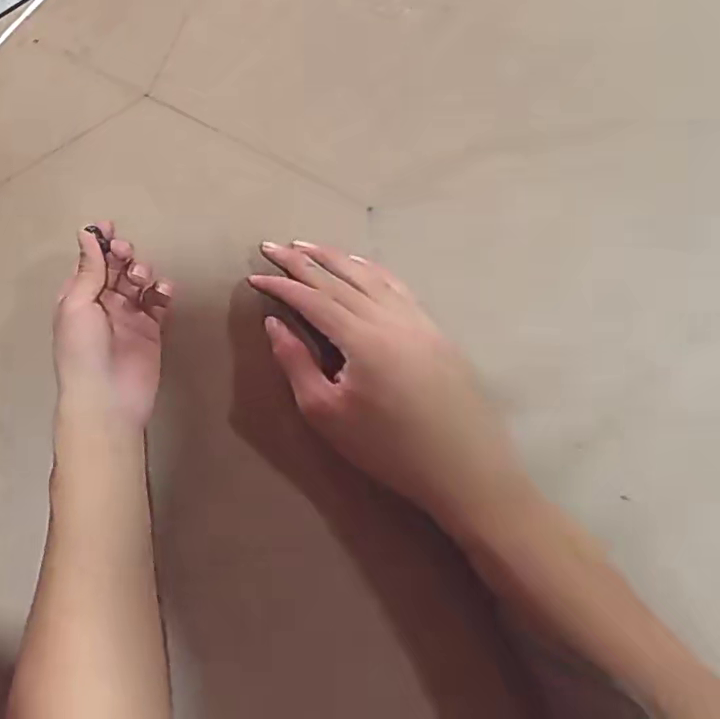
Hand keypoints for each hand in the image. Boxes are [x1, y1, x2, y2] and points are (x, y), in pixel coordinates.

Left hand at [52, 221, 172, 431]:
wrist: (107, 396)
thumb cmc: (82, 348)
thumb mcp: (78, 304)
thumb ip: (88, 270)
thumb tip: (86, 234)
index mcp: (76, 294)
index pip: (88, 262)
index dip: (98, 243)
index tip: (108, 225)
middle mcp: (100, 301)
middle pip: (114, 268)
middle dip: (121, 254)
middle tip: (126, 251)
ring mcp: (126, 315)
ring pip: (137, 282)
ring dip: (141, 271)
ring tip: (141, 277)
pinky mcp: (150, 329)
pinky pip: (158, 303)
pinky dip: (161, 292)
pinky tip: (161, 291)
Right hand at [249, 242, 528, 530]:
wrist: (473, 481)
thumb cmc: (387, 449)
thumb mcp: (324, 411)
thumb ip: (295, 361)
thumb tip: (274, 323)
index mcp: (366, 343)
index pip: (313, 300)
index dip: (280, 285)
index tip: (252, 277)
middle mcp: (397, 326)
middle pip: (342, 282)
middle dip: (302, 262)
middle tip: (270, 245)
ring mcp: (425, 330)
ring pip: (375, 280)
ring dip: (337, 260)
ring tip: (308, 246)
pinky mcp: (440, 339)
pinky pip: (401, 292)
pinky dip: (374, 273)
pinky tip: (360, 266)